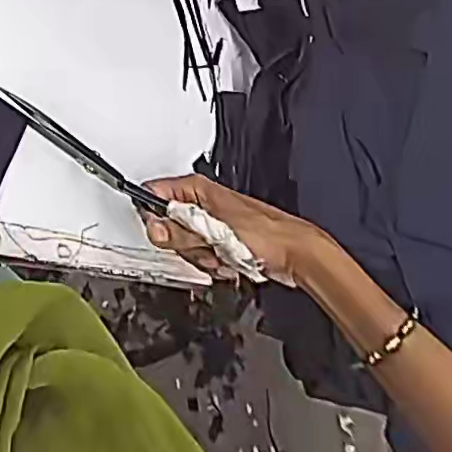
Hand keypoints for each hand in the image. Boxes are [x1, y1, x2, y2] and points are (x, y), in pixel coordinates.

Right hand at [141, 173, 333, 286]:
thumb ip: (180, 231)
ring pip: (184, 243)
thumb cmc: (268, 235)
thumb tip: (154, 227)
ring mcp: (210, 222)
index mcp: (196, 188)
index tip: (160, 233)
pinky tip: (227, 262)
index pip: (154, 194)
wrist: (298, 254)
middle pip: (168, 224)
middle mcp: (201, 201)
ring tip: (220, 256)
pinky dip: (211, 263)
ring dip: (200, 256)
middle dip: (184, 243)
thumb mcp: (215, 233)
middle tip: (203, 247)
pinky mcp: (218, 239)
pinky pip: (200, 254)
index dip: (153, 216)